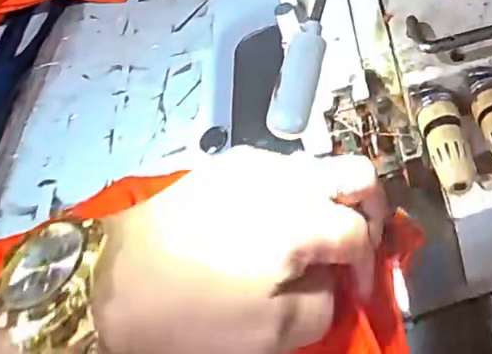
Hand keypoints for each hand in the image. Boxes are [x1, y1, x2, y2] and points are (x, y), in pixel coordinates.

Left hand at [93, 148, 388, 353]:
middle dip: (368, 211)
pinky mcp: (228, 161)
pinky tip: (276, 228)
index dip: (368, 267)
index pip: (360, 231)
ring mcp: (252, 160)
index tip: (355, 294)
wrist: (122, 273)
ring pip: (318, 165)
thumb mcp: (274, 332)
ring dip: (330, 201)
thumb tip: (334, 274)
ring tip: (313, 244)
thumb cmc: (198, 310)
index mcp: (298, 215)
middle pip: (354, 171)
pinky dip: (296, 194)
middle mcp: (282, 174)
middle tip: (355, 250)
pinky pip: (282, 168)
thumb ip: (325, 299)